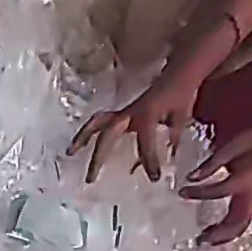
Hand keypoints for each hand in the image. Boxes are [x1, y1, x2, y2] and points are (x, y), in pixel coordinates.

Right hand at [68, 73, 204, 183]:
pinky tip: (80, 145)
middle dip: (98, 157)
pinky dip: (88, 132)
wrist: (180, 71)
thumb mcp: (181, 117)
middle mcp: (130, 114)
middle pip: (107, 136)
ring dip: (82, 138)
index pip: (145, 144)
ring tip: (70, 153)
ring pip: (97, 123)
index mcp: (147, 116)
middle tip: (90, 179)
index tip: (154, 178)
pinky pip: (101, 121)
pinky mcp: (122, 112)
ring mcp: (124, 112)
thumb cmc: (181, 94)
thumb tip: (167, 159)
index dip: (149, 162)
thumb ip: (172, 139)